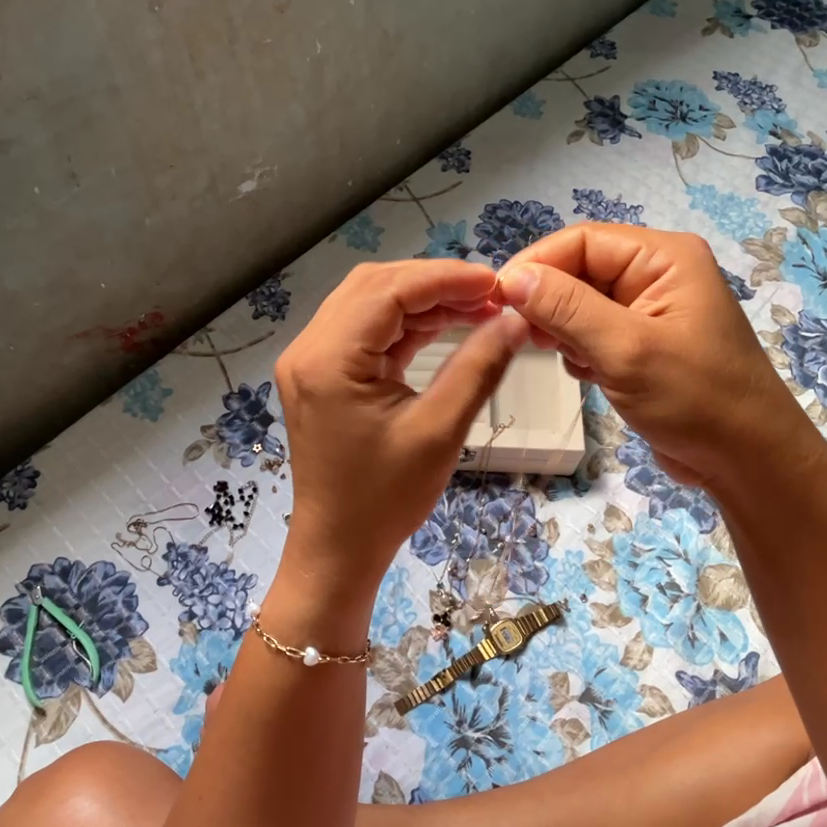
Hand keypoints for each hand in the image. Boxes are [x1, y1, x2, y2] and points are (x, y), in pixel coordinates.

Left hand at [276, 260, 528, 603]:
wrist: (339, 548)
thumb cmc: (385, 499)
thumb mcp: (439, 431)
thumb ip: (478, 367)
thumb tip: (517, 320)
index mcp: (328, 359)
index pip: (389, 290)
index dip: (445, 278)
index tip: (496, 284)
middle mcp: (310, 349)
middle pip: (374, 287)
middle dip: (434, 284)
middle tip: (489, 297)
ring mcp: (311, 361)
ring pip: (369, 305)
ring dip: (421, 302)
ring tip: (477, 310)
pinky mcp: (321, 376)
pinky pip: (364, 333)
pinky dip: (404, 326)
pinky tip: (446, 327)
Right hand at [496, 224, 819, 491]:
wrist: (747, 461)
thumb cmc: (696, 400)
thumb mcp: (626, 350)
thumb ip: (567, 309)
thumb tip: (512, 278)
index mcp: (664, 258)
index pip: (581, 241)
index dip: (536, 265)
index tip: (496, 301)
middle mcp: (657, 274)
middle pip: (579, 270)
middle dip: (549, 302)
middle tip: (526, 338)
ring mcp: (650, 310)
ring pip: (581, 303)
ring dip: (563, 329)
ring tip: (567, 359)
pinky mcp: (643, 344)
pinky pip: (593, 332)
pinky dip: (579, 349)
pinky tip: (585, 373)